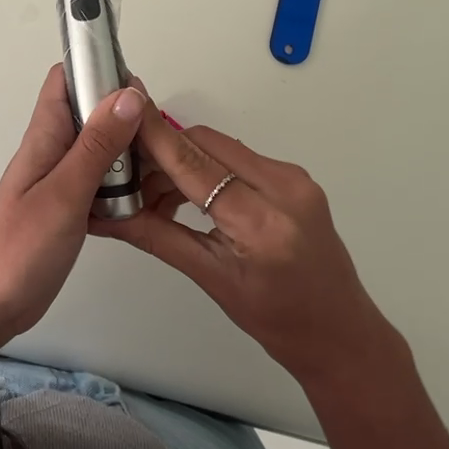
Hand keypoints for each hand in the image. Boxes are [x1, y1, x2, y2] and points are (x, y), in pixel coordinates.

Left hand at [0, 64, 145, 347]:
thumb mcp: (64, 193)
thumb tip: (128, 95)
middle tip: (160, 138)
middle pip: (93, 111)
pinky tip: (148, 201)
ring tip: (161, 171)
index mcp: (45, 136)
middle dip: (127, 116)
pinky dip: (126, 185)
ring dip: (131, 153)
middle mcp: (54, 150)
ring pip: (103, 147)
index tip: (138, 86)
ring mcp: (63, 178)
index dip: (98, 70)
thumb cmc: (19, 249)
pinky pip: (103, 181)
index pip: (65, 80)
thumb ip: (97, 146)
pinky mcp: (73, 205)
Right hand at [91, 109, 401, 384]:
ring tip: (157, 196)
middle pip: (206, 144)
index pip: (195, 165)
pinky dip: (206, 167)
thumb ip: (157, 237)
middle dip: (162, 152)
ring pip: (220, 146)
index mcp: (263, 224)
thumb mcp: (212, 281)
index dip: (156, 137)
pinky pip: (238, 156)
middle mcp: (284, 189)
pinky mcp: (294, 176)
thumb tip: (106, 216)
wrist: (342, 335)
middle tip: (130, 177)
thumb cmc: (280, 322)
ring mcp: (294, 178)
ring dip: (182, 160)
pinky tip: (189, 194)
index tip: (123, 113)